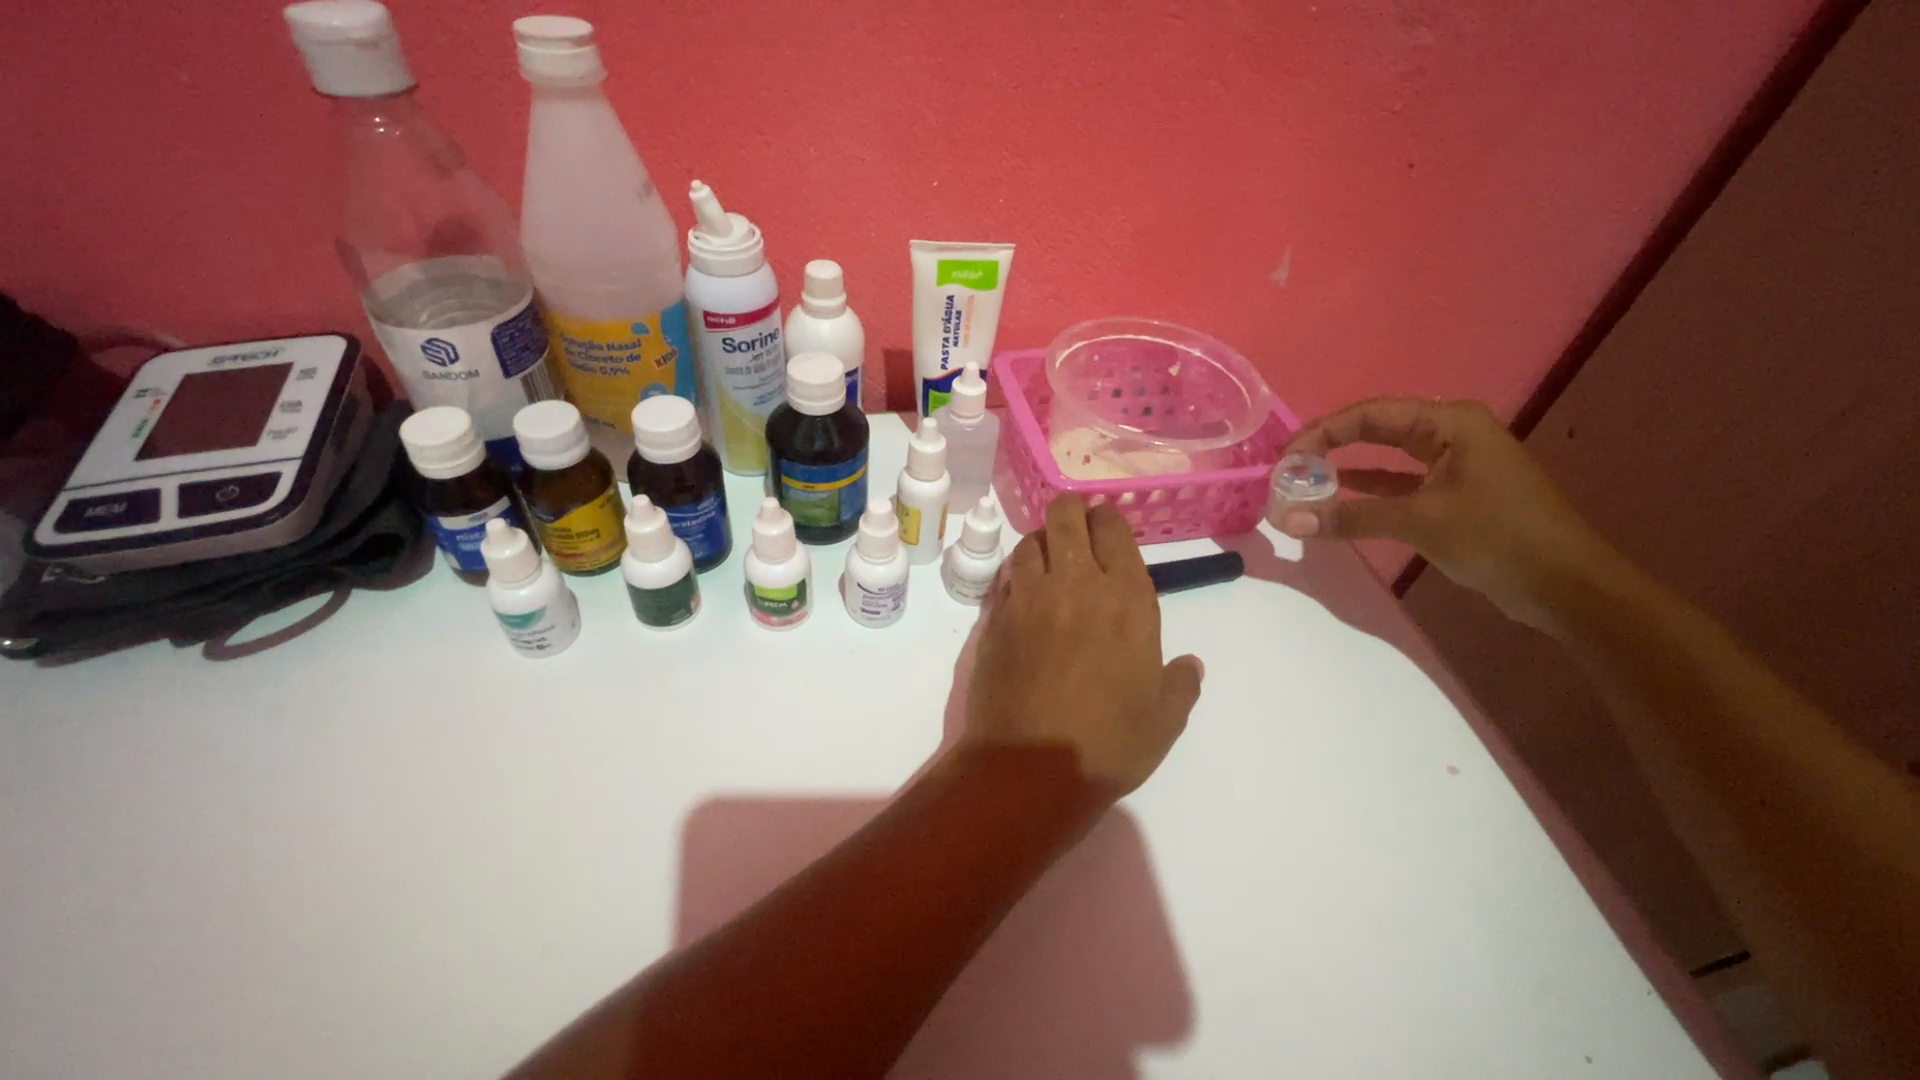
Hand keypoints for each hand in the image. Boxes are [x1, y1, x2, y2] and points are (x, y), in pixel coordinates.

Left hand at [964, 495, 1204, 792]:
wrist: (1031, 768)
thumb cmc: (1108, 744)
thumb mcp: (1163, 720)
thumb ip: (1180, 684)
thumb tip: (1189, 665)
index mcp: (1127, 600)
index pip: (1114, 531)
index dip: (1108, 519)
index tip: (1106, 521)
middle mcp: (1076, 585)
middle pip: (1065, 518)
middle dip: (1071, 511)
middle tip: (1075, 522)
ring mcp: (1030, 598)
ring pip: (1030, 541)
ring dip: (1041, 540)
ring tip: (1049, 555)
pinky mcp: (996, 618)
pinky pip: (1007, 577)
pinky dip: (1018, 573)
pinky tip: (1025, 591)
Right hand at [1279, 398, 1622, 630]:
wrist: (1564, 584)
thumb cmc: (1497, 537)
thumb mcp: (1419, 521)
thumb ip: (1351, 516)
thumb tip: (1288, 520)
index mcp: (1450, 422)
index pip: (1370, 414)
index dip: (1323, 431)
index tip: (1284, 457)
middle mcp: (1452, 433)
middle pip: (1377, 429)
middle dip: (1331, 446)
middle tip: (1287, 467)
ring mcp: (1455, 463)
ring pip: (1388, 456)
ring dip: (1347, 468)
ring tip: (1304, 482)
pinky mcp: (1455, 493)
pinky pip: (1401, 482)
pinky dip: (1370, 489)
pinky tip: (1339, 496)